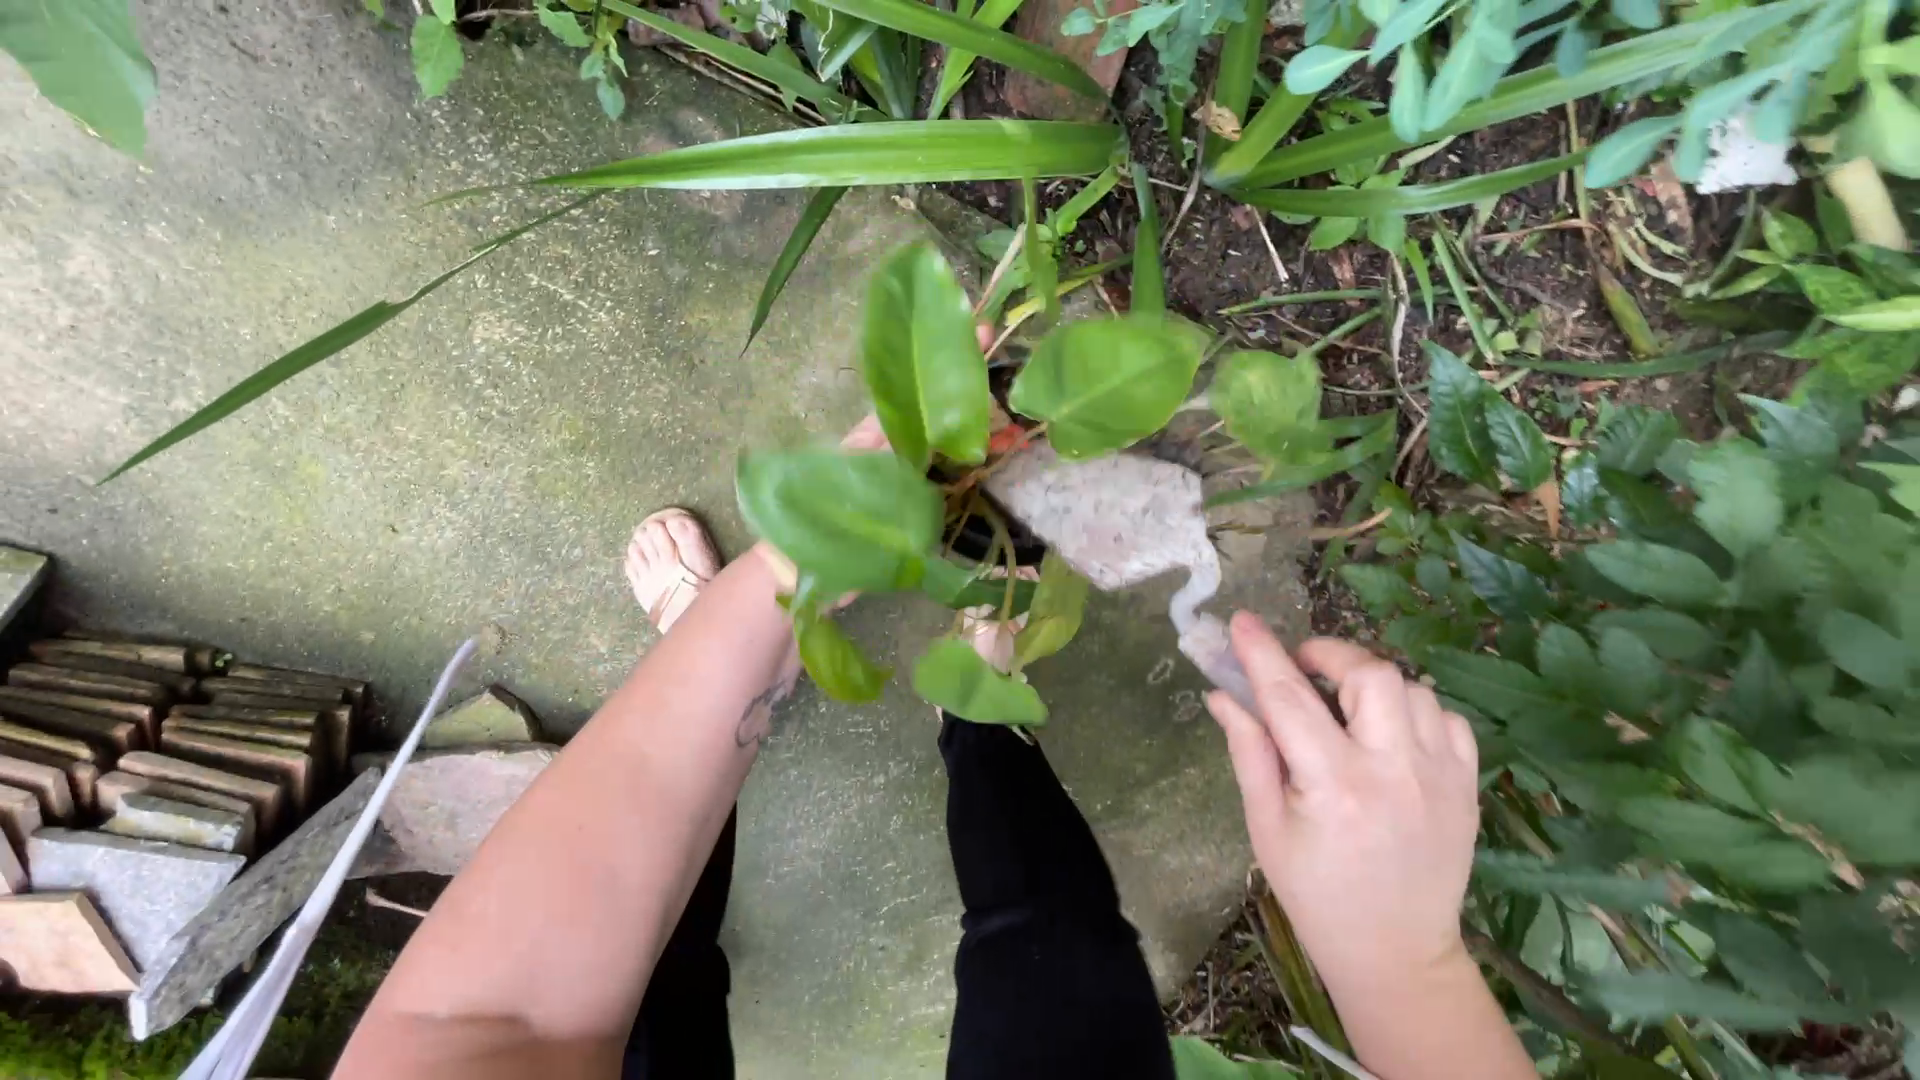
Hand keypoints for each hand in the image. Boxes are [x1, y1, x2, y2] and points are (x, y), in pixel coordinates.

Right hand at [1206, 612, 1480, 996]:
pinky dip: (1413, 709)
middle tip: (1304, 669)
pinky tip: (1388, 731)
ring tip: (1345, 706)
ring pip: (1412, 689)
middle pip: (1371, 675)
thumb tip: (1223, 696)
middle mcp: (1395, 772)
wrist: (1396, 952)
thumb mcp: (1265, 825)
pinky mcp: (1468, 786)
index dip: (1261, 653)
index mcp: (1334, 786)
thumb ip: (1248, 752)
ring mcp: (1441, 777)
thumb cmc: (1315, 891)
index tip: (1241, 620)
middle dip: (1330, 655)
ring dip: (1370, 683)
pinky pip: (1446, 717)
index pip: (1289, 698)